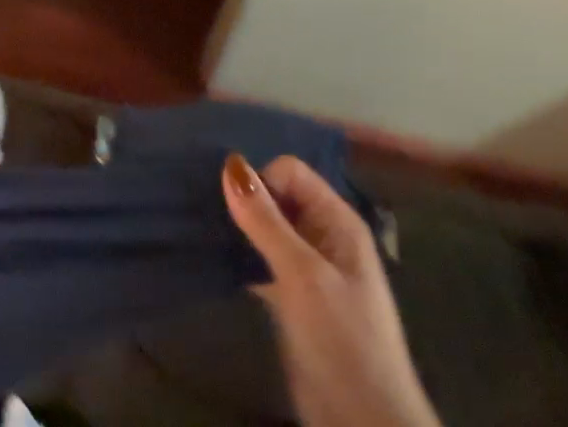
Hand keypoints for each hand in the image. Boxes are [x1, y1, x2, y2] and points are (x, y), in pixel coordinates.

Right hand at [223, 154, 439, 426]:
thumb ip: (266, 221)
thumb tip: (231, 164)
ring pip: (265, 230)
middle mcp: (323, 237)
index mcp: (337, 222)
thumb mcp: (303, 274)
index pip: (290, 172)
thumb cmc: (342, 337)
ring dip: (238, 230)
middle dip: (244, 202)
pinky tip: (215, 262)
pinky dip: (240, 258)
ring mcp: (307, 268)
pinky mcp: (290, 296)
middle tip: (207, 218)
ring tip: (204, 236)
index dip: (261, 183)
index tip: (236, 212)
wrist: (363, 416)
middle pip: (277, 197)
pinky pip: (260, 260)